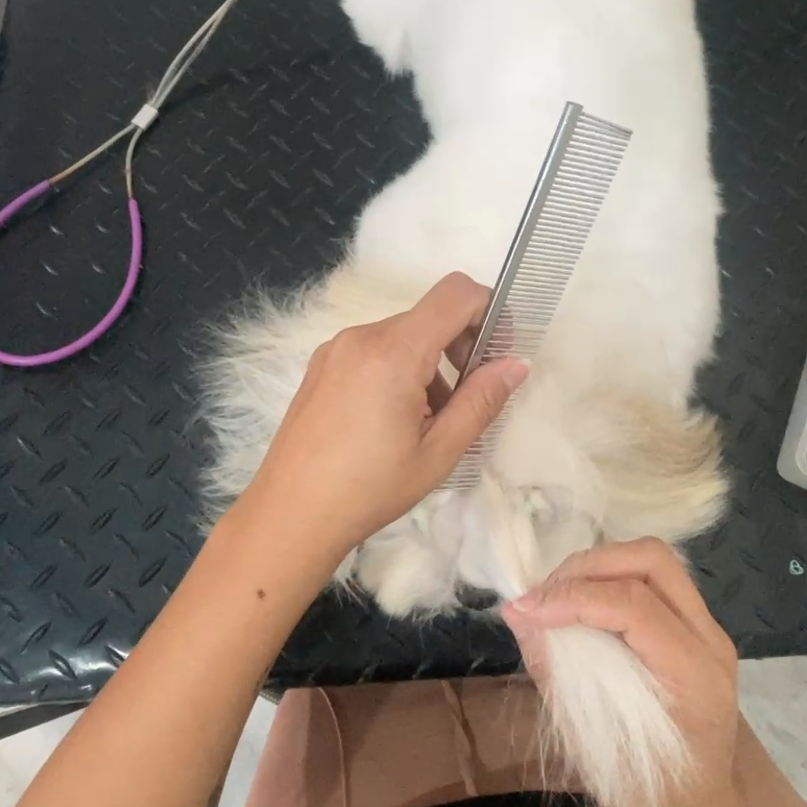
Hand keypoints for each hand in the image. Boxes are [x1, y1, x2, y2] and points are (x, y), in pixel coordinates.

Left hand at [232, 272, 528, 563]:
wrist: (290, 513)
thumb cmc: (369, 488)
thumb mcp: (438, 452)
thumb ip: (481, 401)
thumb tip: (516, 364)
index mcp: (393, 351)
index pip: (456, 293)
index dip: (489, 310)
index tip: (495, 355)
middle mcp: (361, 336)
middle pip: (429, 316)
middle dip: (459, 349)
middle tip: (463, 403)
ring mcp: (336, 348)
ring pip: (402, 336)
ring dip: (428, 366)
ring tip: (424, 424)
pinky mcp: (321, 365)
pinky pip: (373, 351)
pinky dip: (397, 371)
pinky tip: (389, 422)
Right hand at [501, 539, 742, 806]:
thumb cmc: (650, 793)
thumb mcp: (592, 745)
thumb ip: (554, 673)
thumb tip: (514, 613)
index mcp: (695, 677)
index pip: (635, 606)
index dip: (574, 597)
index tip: (527, 608)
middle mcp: (710, 641)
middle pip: (651, 560)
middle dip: (588, 566)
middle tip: (543, 594)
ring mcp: (706, 627)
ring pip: (652, 558)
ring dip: (597, 565)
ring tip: (557, 594)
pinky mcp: (692, 623)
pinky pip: (649, 577)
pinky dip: (607, 577)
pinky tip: (578, 602)